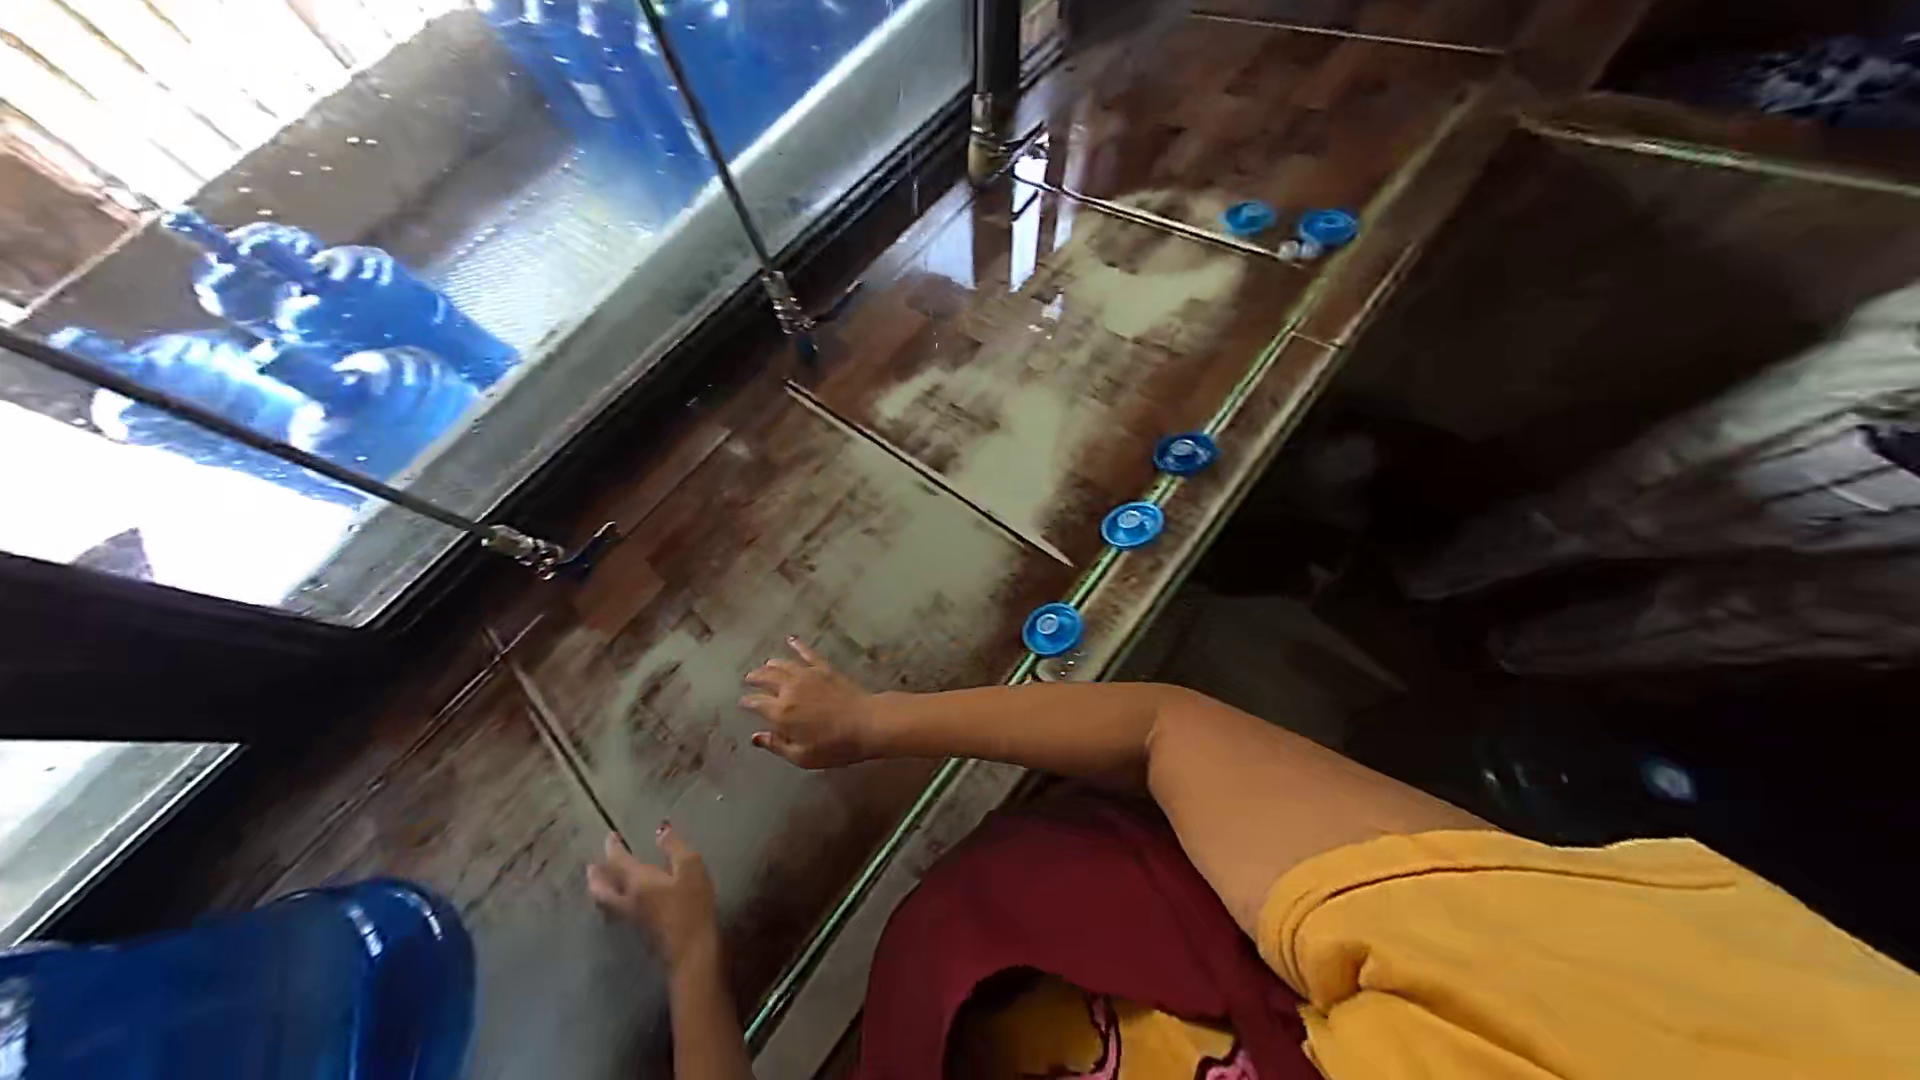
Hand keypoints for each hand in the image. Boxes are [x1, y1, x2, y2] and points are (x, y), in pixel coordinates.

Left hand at [586, 824, 719, 970]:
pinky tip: (620, 903)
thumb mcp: (690, 867)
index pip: (619, 862)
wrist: (690, 949)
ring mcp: (632, 919)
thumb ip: (674, 847)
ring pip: (606, 903)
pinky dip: (611, 902)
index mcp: (639, 882)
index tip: (610, 836)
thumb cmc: (692, 904)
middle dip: (596, 876)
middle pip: (602, 889)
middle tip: (591, 866)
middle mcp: (628, 900)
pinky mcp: (640, 931)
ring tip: (598, 884)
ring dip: (599, 891)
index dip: (613, 848)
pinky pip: (616, 912)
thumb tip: (660, 828)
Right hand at [740, 638, 879, 768]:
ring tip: (765, 665)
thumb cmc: (834, 745)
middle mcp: (789, 689)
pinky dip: (798, 645)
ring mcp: (808, 675)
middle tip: (749, 679)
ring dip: (770, 664)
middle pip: (766, 678)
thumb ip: (776, 745)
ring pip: (783, 664)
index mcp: (781, 712)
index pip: (756, 703)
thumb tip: (755, 737)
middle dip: (754, 678)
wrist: (866, 723)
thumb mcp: (802, 756)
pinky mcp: (825, 669)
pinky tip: (792, 639)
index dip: (747, 702)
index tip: (742, 702)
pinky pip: (808, 653)